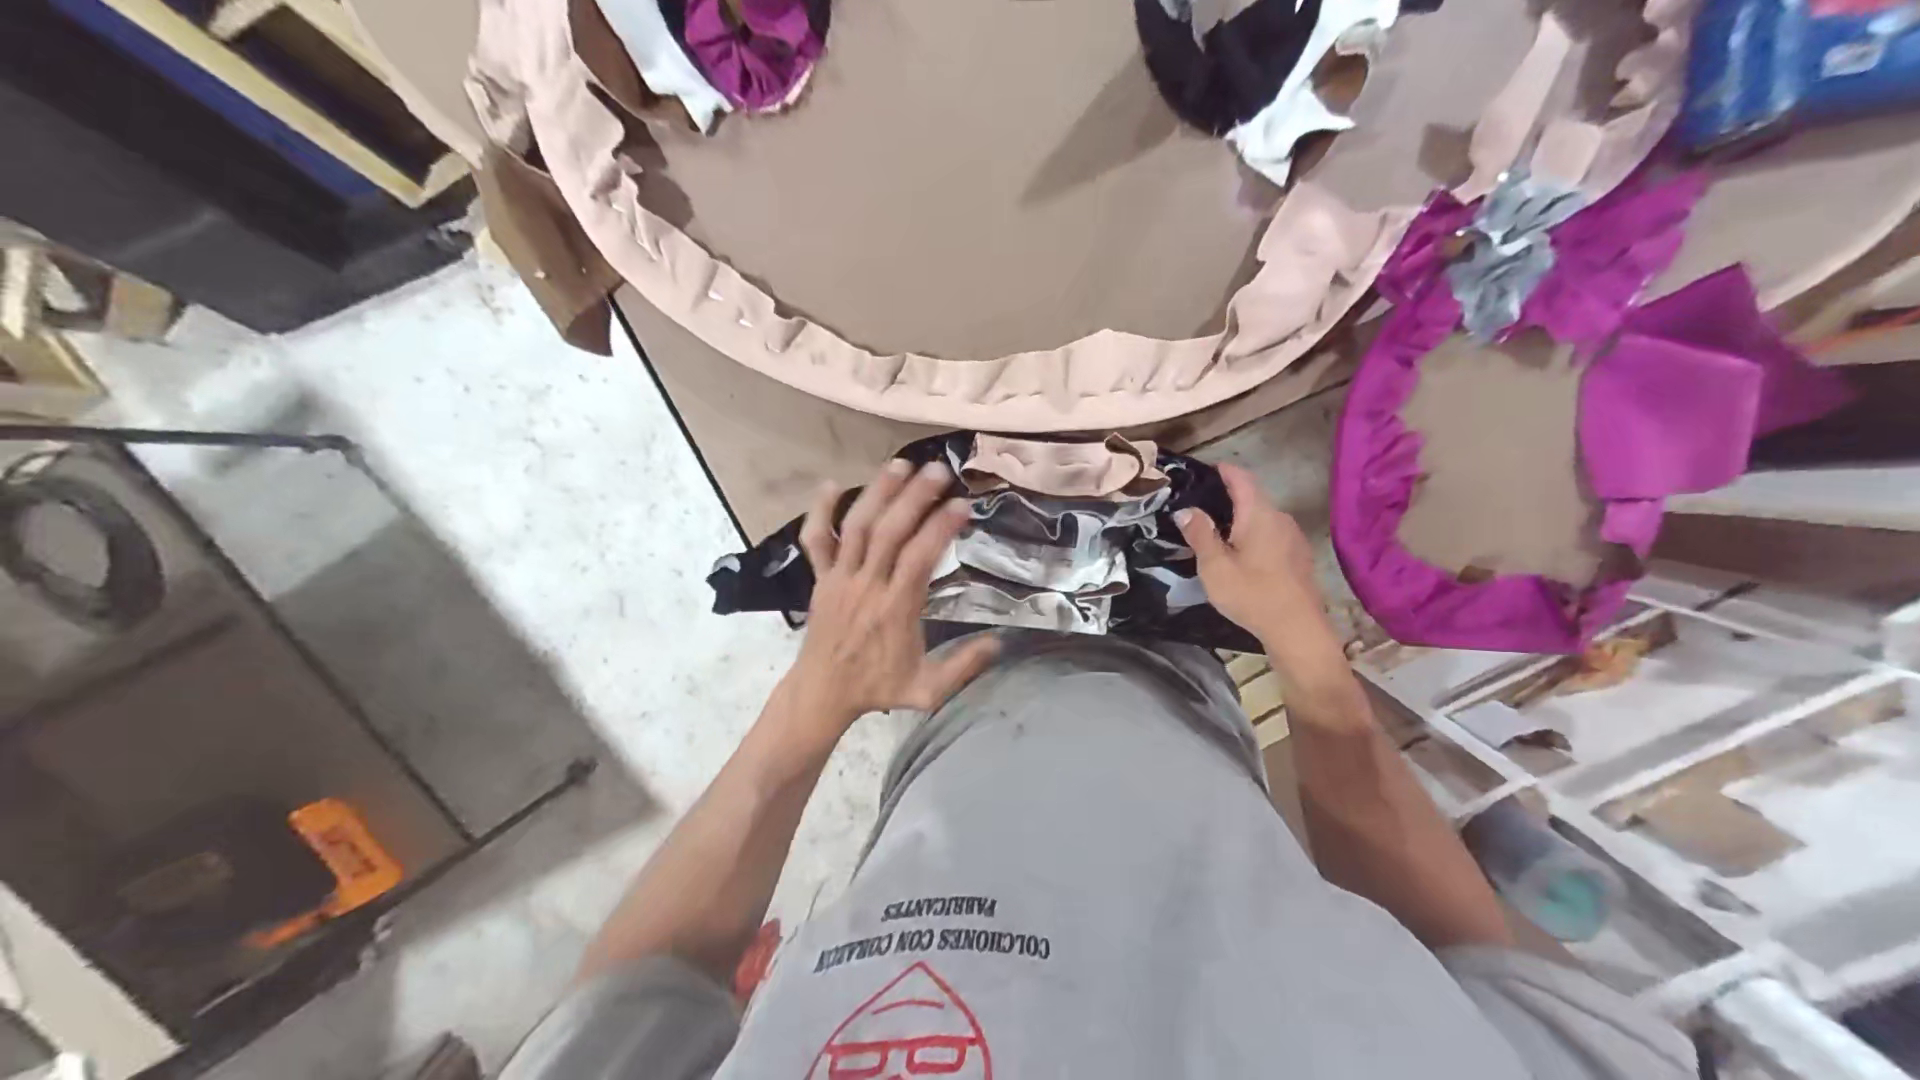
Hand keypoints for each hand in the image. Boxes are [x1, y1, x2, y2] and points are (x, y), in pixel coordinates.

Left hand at [782, 459, 999, 732]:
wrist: (822, 693)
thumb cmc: (877, 687)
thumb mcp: (927, 690)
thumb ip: (964, 666)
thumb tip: (1001, 641)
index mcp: (895, 609)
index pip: (919, 559)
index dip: (940, 528)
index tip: (962, 505)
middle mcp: (866, 586)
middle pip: (889, 532)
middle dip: (914, 497)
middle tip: (939, 471)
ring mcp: (839, 578)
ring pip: (857, 527)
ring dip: (878, 493)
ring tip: (901, 465)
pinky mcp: (820, 578)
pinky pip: (816, 541)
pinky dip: (820, 512)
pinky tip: (832, 485)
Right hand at [1174, 462, 1340, 671]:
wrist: (1298, 629)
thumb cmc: (1252, 594)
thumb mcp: (1215, 566)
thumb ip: (1200, 534)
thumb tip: (1186, 509)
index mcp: (1259, 515)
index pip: (1242, 478)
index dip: (1223, 470)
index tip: (1203, 470)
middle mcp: (1280, 518)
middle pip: (1252, 497)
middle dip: (1227, 496)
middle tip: (1198, 506)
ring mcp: (1293, 537)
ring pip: (1262, 517)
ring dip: (1239, 518)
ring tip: (1214, 531)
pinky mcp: (1297, 556)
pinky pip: (1270, 534)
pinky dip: (1252, 534)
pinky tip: (1238, 553)